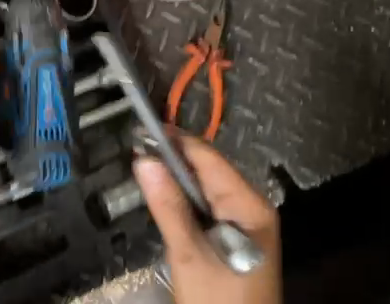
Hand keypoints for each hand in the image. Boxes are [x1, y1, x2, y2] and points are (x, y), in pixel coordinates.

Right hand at [136, 136, 280, 303]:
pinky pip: (207, 209)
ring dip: (177, 182)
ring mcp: (245, 225)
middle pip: (208, 171)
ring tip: (145, 172)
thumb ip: (168, 206)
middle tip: (137, 154)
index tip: (140, 132)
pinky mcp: (234, 241)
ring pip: (205, 190)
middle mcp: (252, 208)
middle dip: (173, 162)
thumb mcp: (190, 256)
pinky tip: (165, 201)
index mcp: (250, 205)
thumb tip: (144, 159)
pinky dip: (185, 203)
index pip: (209, 158)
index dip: (175, 142)